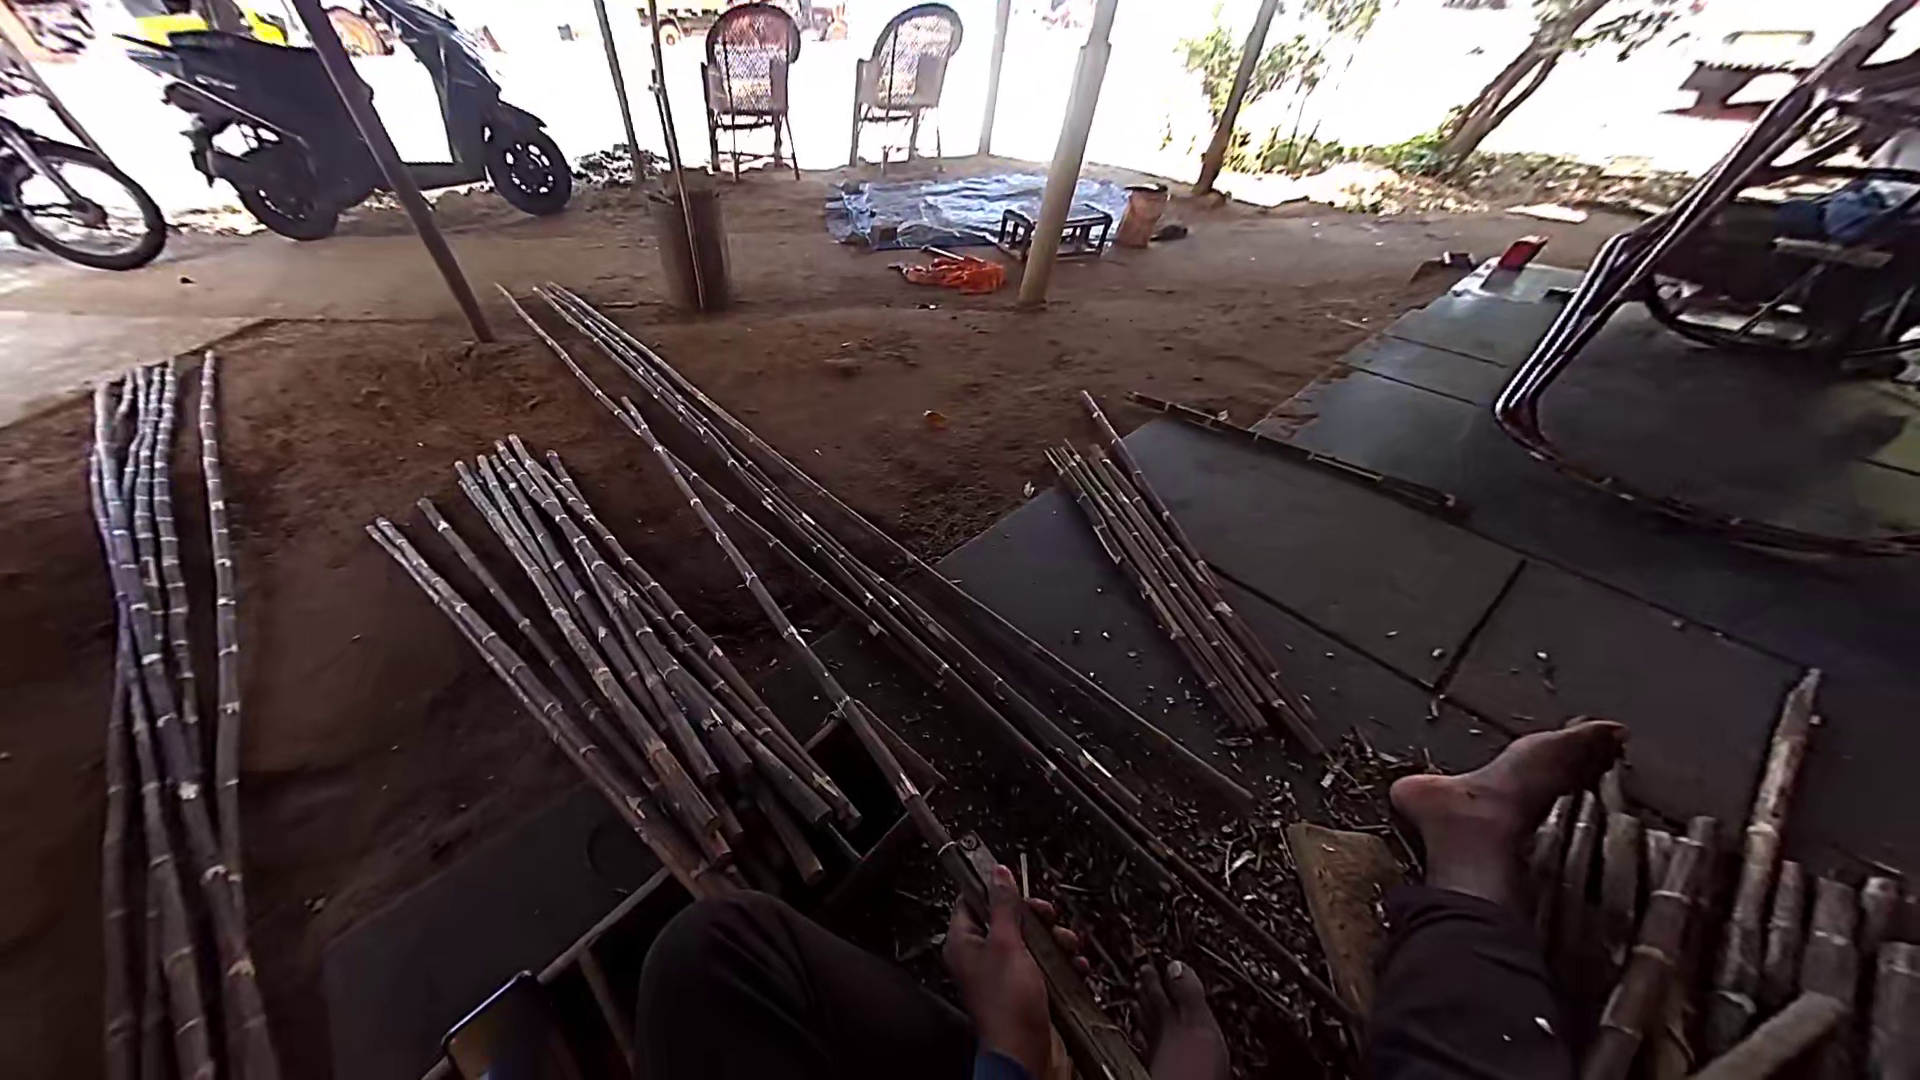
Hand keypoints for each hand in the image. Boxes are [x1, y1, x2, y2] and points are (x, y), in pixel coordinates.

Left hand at [943, 864, 1085, 1077]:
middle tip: (1047, 915)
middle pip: (1008, 917)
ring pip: (1031, 939)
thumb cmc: (1007, 1006)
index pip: (972, 899)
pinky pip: (1045, 963)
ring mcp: (1006, 972)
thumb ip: (1004, 905)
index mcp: (965, 942)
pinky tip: (1074, 962)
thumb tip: (999, 873)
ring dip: (1053, 938)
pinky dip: (1061, 960)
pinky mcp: (1028, 988)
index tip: (1014, 882)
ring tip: (1067, 943)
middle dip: (1034, 916)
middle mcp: (983, 955)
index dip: (994, 888)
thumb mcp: (1006, 942)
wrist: (1029, 1058)